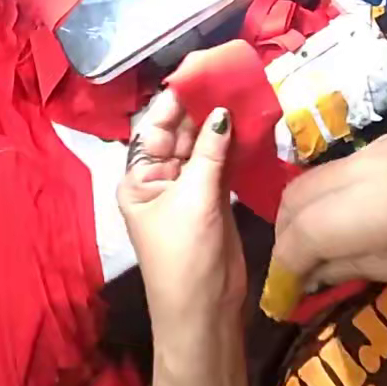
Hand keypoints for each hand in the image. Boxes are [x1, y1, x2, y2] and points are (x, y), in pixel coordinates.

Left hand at [117, 91, 248, 385]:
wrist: (206, 313)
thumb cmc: (185, 257)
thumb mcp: (194, 201)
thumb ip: (208, 153)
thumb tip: (220, 112)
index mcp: (139, 177)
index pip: (152, 128)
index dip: (172, 100)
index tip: (197, 72)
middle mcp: (159, 178)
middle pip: (177, 132)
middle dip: (198, 106)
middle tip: (225, 74)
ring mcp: (188, 187)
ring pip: (201, 145)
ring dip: (217, 123)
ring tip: (240, 90)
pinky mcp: (213, 198)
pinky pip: (219, 162)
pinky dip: (232, 145)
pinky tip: (247, 121)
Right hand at [262, 132, 386, 318]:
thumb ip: (353, 267)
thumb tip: (302, 278)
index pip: (307, 231)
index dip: (283, 269)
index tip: (277, 302)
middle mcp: (376, 160)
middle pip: (296, 197)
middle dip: (283, 241)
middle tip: (290, 283)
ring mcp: (381, 144)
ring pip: (310, 181)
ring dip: (300, 221)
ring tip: (310, 260)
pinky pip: (335, 173)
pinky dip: (323, 203)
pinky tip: (337, 230)